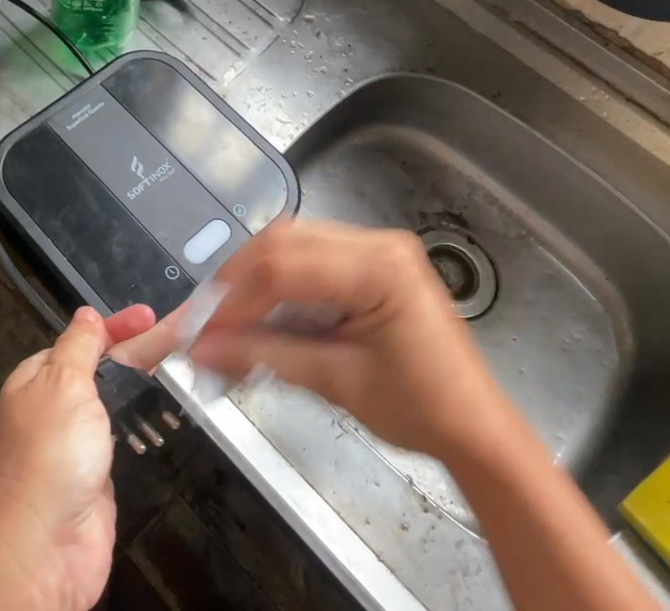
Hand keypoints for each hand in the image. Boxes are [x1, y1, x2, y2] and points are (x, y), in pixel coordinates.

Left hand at [0, 304, 154, 610]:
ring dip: (139, 390)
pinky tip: (162, 418)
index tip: (150, 315)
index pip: (78, 340)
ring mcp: (74, 443)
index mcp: (37, 379)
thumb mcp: (63, 383)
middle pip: (96, 369)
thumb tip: (85, 314)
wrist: (42, 548)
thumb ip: (78, 346)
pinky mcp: (95, 475)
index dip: (113, 326)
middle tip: (174, 343)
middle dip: (131, 355)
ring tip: (178, 374)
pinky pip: (120, 438)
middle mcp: (52, 407)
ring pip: (110, 404)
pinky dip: (140, 425)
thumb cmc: (50, 454)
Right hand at [187, 217, 511, 460]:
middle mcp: (374, 242)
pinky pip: (304, 259)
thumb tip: (199, 349)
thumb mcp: (336, 381)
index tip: (195, 335)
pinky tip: (254, 315)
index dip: (231, 301)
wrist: (474, 427)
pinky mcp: (366, 263)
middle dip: (232, 285)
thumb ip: (264, 355)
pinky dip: (271, 286)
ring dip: (247, 283)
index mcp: (378, 266)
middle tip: (198, 325)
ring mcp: (372, 248)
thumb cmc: (420, 408)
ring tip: (220, 323)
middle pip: (279, 244)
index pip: (281, 268)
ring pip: (286, 246)